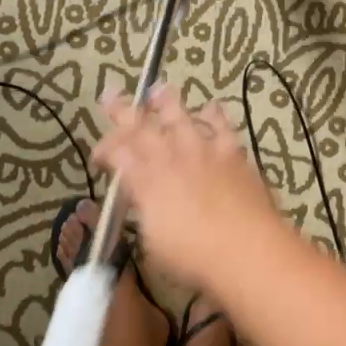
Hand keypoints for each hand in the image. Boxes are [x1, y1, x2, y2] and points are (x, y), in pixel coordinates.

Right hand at [92, 86, 282, 288]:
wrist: (246, 247)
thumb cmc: (194, 257)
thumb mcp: (154, 240)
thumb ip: (147, 212)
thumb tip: (145, 199)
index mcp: (148, 181)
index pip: (119, 155)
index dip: (106, 149)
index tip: (99, 154)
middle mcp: (172, 158)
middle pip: (143, 127)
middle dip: (123, 111)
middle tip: (111, 93)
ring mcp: (204, 150)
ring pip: (181, 116)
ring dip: (167, 101)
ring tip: (159, 88)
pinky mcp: (232, 152)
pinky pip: (221, 125)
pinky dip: (214, 114)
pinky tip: (211, 106)